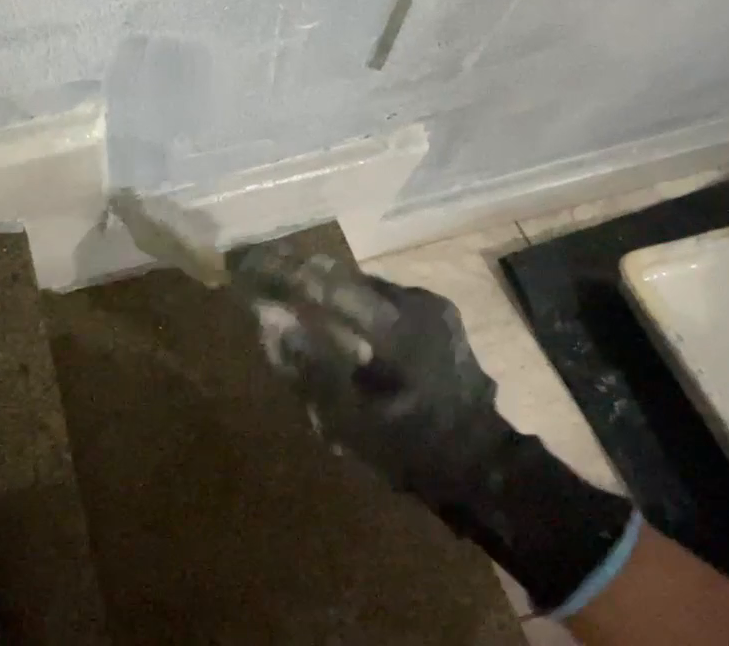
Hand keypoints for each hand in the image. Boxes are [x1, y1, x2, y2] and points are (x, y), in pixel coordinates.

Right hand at [226, 242, 514, 511]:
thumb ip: (304, 362)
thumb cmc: (408, 448)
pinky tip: (336, 319)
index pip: (324, 282)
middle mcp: (414, 302)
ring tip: (292, 293)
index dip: (281, 270)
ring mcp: (430, 306)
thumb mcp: (346, 417)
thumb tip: (267, 316)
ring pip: (361, 285)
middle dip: (298, 273)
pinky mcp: (437, 315)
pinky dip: (353, 304)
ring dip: (326, 288)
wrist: (483, 466)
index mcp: (393, 326)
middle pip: (342, 275)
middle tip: (261, 272)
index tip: (245, 263)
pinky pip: (381, 299)